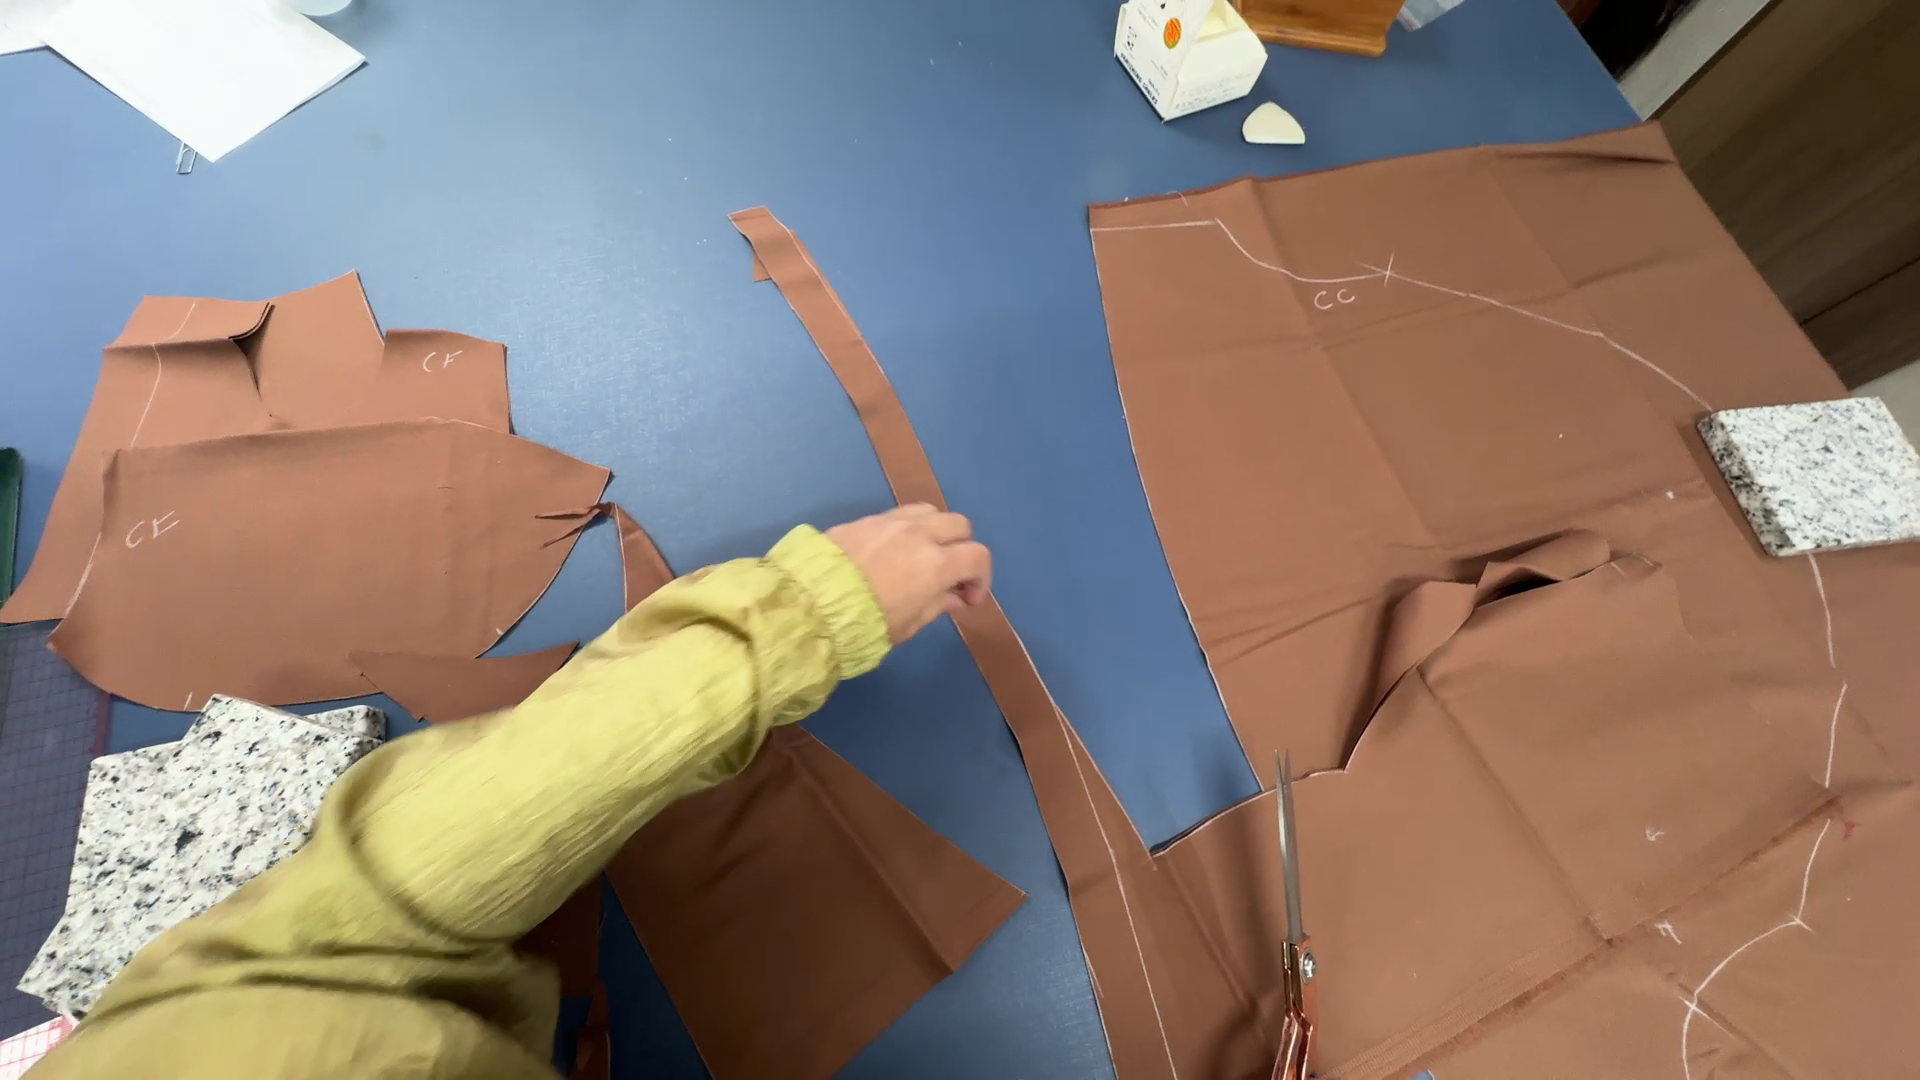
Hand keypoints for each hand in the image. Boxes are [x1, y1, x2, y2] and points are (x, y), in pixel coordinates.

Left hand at [826, 504, 992, 644]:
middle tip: (950, 574)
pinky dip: (909, 528)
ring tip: (924, 555)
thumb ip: (938, 604)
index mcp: (936, 563)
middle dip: (962, 548)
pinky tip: (895, 550)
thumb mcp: (909, 624)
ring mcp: (891, 522)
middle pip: (959, 525)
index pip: (978, 557)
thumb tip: (954, 596)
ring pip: (931, 511)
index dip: (981, 578)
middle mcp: (919, 534)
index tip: (968, 598)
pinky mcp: (867, 519)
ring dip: (936, 531)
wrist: (812, 604)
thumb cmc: (867, 623)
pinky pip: (900, 514)